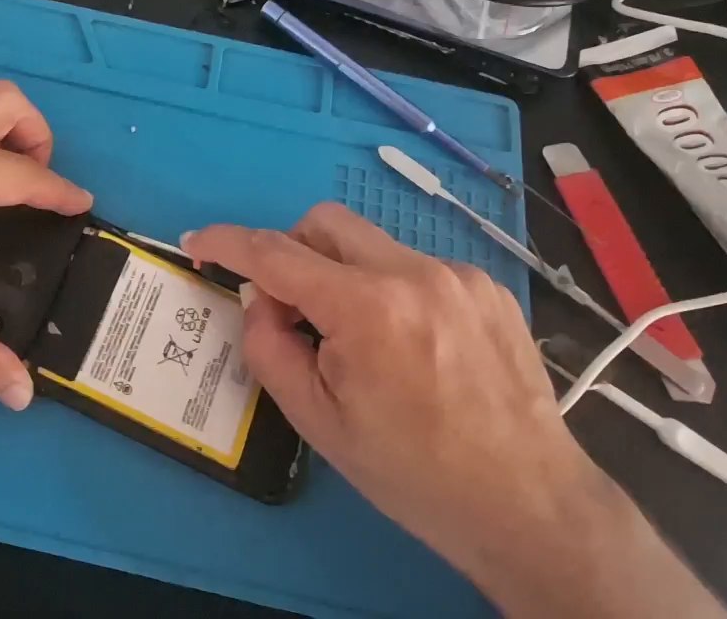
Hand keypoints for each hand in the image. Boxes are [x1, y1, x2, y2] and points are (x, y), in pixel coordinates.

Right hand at [182, 205, 629, 583]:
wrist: (528, 504)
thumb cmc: (412, 472)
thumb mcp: (317, 421)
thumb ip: (268, 347)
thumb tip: (259, 299)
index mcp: (367, 310)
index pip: (276, 254)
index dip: (227, 243)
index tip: (198, 243)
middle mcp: (415, 273)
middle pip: (325, 222)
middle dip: (291, 250)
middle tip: (290, 307)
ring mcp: (458, 275)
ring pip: (371, 244)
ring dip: (343, 275)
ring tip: (361, 340)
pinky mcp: (487, 287)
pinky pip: (414, 266)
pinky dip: (389, 289)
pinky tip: (410, 345)